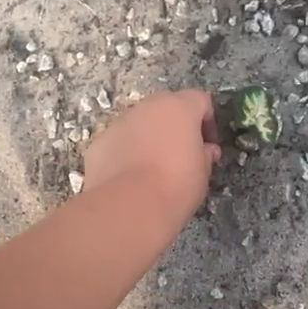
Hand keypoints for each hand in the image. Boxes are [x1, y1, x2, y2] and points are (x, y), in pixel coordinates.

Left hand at [83, 89, 220, 224]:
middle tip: (181, 157)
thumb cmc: (175, 186)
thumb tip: (205, 150)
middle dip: (175, 128)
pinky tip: (128, 181)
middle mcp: (148, 107)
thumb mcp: (203, 173)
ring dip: (148, 139)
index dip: (207, 122)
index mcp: (179, 107)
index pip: (200, 100)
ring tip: (151, 172)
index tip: (207, 147)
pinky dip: (125, 155)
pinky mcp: (99, 142)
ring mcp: (120, 122)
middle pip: (167, 108)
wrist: (127, 208)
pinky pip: (119, 143)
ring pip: (140, 124)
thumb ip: (205, 155)